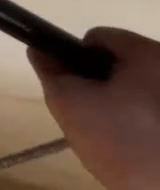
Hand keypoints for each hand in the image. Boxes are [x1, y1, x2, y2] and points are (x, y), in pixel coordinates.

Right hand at [32, 28, 159, 189]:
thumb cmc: (125, 144)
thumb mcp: (68, 102)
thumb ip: (50, 70)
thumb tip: (41, 51)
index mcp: (152, 57)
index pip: (100, 38)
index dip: (78, 58)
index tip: (77, 87)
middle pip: (130, 68)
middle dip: (110, 86)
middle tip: (101, 116)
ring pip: (149, 94)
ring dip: (134, 108)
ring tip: (128, 139)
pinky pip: (157, 114)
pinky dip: (152, 127)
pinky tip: (150, 150)